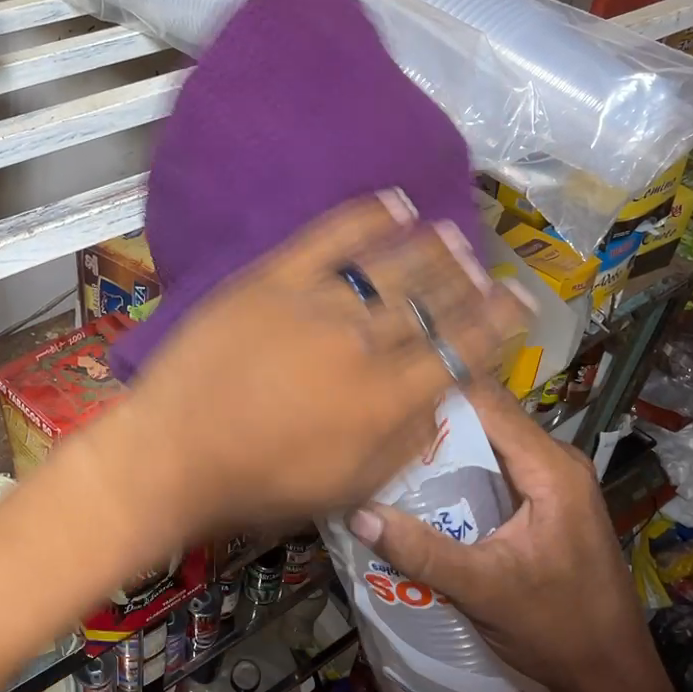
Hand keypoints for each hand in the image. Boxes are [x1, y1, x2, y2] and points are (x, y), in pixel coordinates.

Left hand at [102, 191, 532, 543]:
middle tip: (488, 268)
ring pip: (388, 267)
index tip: (520, 300)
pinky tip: (395, 203)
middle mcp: (362, 343)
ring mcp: (314, 303)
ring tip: (454, 235)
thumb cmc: (258, 483)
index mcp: (387, 399)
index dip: (499, 322)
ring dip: (429, 249)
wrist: (172, 450)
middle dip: (468, 283)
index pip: (461, 349)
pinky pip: (328, 237)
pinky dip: (365, 217)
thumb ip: (403, 442)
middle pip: (430, 302)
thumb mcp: (348, 487)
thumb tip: (439, 402)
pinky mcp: (269, 279)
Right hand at [343, 383, 653, 691]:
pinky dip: (454, 466)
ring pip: (485, 439)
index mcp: (551, 469)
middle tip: (374, 421)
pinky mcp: (542, 502)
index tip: (383, 391)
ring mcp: (550, 482)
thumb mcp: (483, 591)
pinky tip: (418, 482)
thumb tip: (357, 514)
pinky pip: (491, 464)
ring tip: (384, 445)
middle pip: (483, 415)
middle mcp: (554, 462)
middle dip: (430, 415)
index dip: (435, 389)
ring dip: (440, 441)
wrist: (612, 683)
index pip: (486, 401)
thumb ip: (421, 551)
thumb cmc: (559, 631)